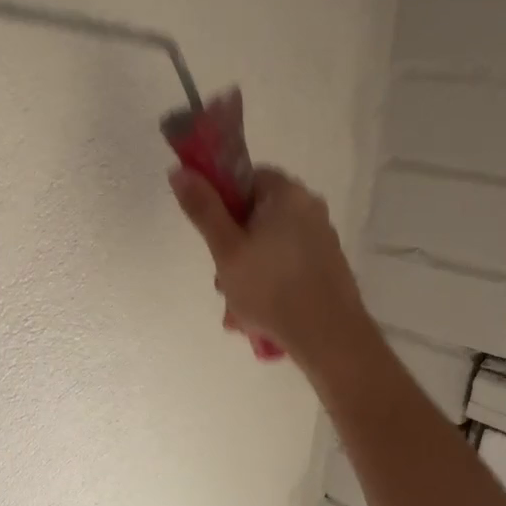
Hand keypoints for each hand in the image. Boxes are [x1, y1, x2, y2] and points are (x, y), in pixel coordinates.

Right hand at [168, 165, 375, 371]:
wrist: (326, 334)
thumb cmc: (270, 288)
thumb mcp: (225, 250)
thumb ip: (203, 209)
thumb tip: (179, 171)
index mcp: (287, 195)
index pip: (248, 178)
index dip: (223, 201)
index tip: (211, 233)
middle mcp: (309, 209)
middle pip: (256, 216)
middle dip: (231, 247)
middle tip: (221, 277)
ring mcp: (320, 239)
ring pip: (267, 246)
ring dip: (245, 271)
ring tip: (236, 307)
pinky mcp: (325, 266)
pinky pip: (284, 265)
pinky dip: (266, 283)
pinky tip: (256, 314)